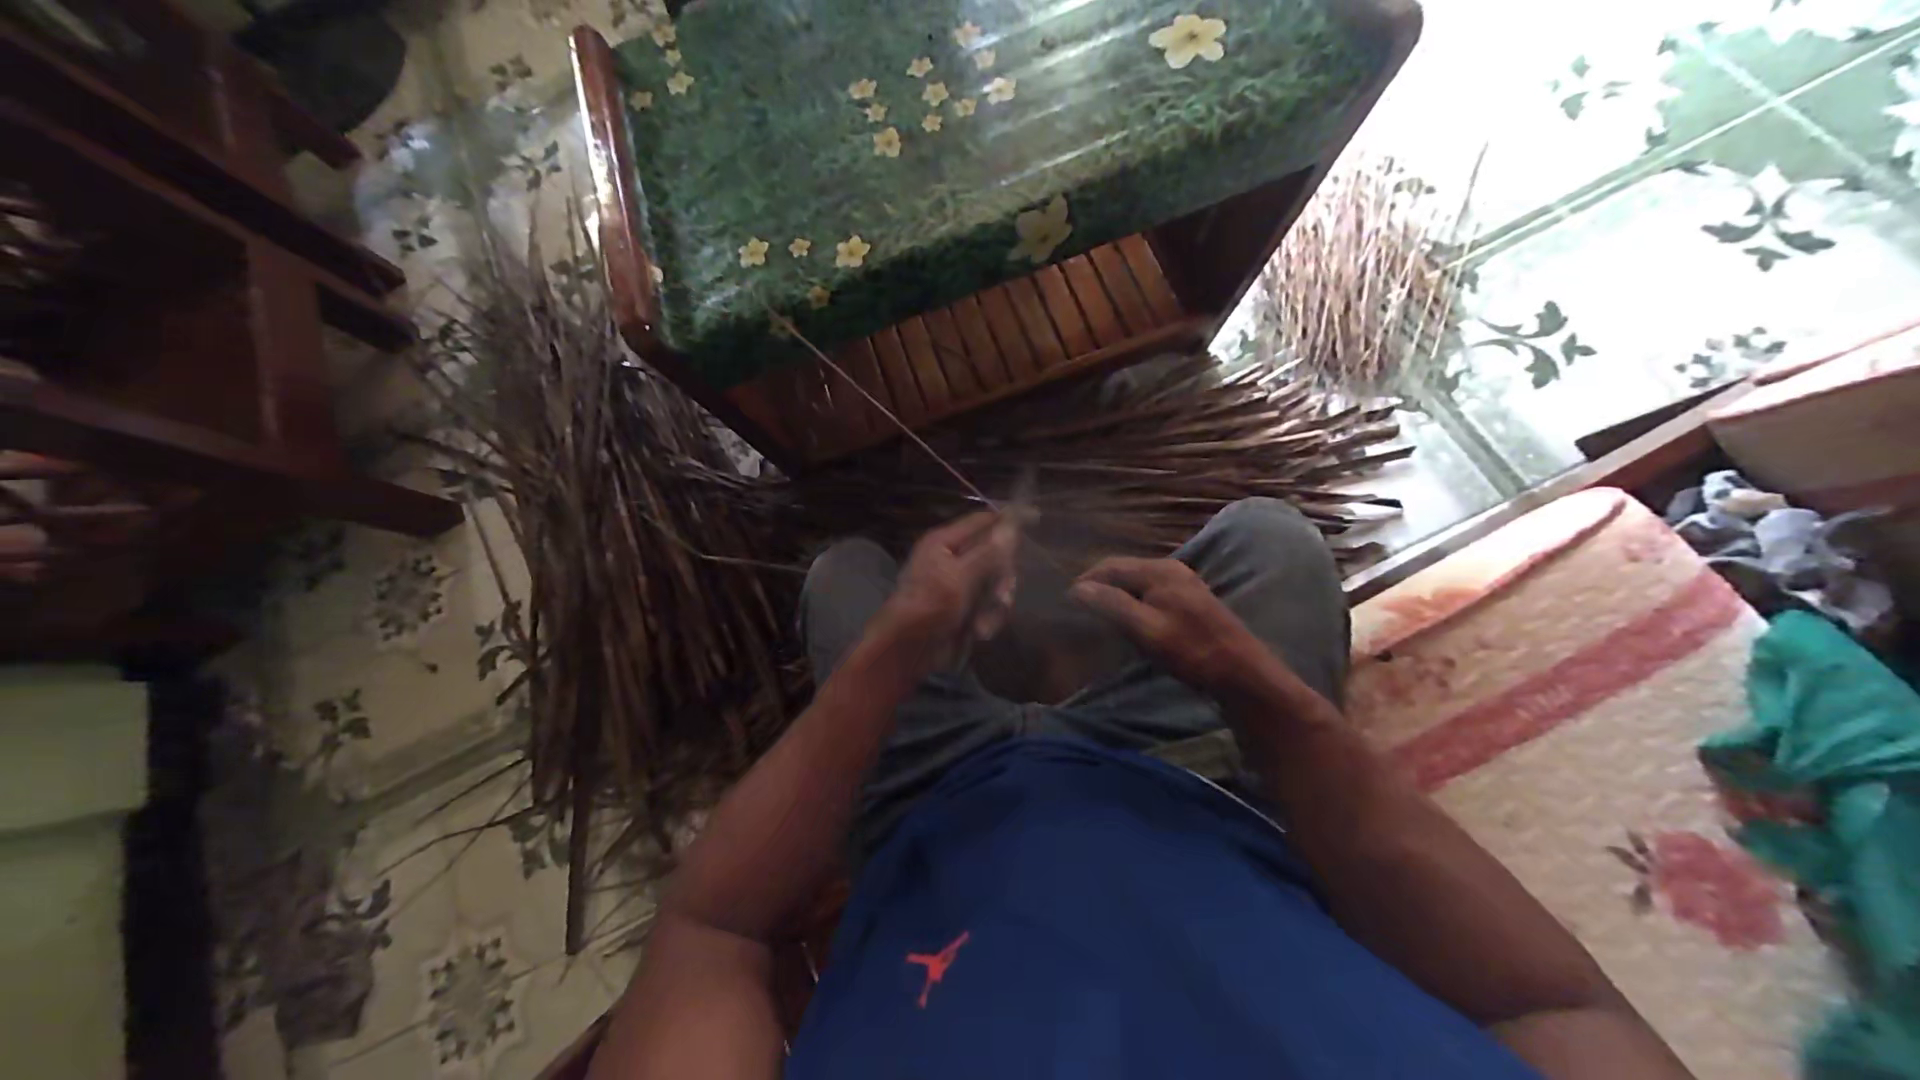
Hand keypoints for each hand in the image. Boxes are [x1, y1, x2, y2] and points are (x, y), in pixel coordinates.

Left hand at [872, 511, 1018, 666]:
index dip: (1007, 520)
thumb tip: (1011, 526)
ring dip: (994, 605)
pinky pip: (991, 606)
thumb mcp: (959, 577)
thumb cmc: (928, 606)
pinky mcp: (967, 609)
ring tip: (982, 623)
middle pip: (996, 555)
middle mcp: (954, 559)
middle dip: (1002, 578)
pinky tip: (979, 632)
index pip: (982, 521)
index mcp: (945, 542)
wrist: (908, 652)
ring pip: (997, 584)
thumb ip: (988, 553)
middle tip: (1001, 595)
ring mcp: (961, 585)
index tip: (1036, 518)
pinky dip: (988, 619)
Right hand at [1069, 556, 1280, 700]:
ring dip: (1113, 594)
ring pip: (1135, 582)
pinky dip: (1130, 601)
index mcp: (1160, 571)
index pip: (1110, 566)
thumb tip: (1077, 589)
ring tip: (1095, 615)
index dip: (1085, 581)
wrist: (1242, 673)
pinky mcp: (1188, 600)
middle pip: (1123, 570)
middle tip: (1077, 609)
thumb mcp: (1147, 629)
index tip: (1065, 602)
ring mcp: (1182, 583)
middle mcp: (1171, 569)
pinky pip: (1148, 592)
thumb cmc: (1192, 651)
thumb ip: (1112, 605)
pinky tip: (1125, 619)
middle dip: (1098, 586)